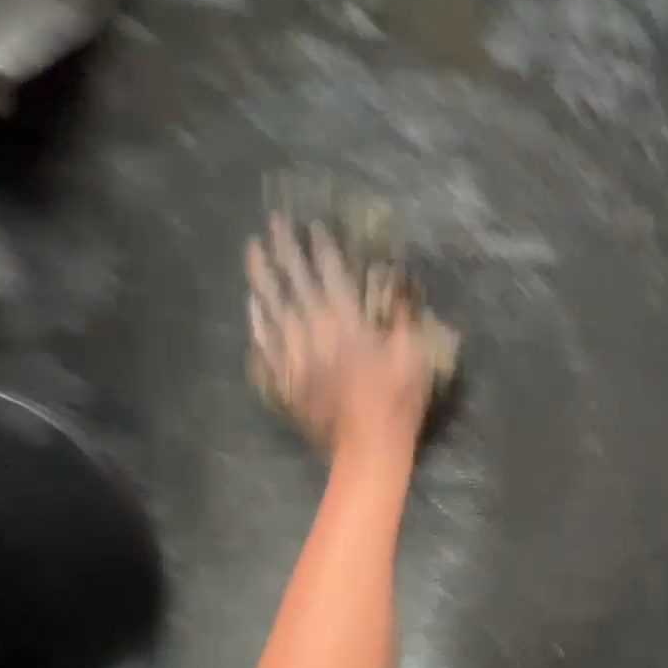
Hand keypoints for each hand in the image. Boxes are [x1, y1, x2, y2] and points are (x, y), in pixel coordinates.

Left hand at [246, 213, 435, 451]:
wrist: (369, 444)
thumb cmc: (398, 400)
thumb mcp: (415, 353)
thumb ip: (403, 314)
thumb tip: (396, 279)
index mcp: (349, 318)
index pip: (330, 271)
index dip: (321, 245)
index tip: (312, 224)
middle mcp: (316, 326)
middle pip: (295, 279)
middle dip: (286, 248)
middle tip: (275, 222)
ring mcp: (296, 350)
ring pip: (273, 303)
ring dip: (262, 275)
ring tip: (253, 249)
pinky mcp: (284, 374)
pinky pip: (265, 340)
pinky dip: (258, 318)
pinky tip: (252, 303)